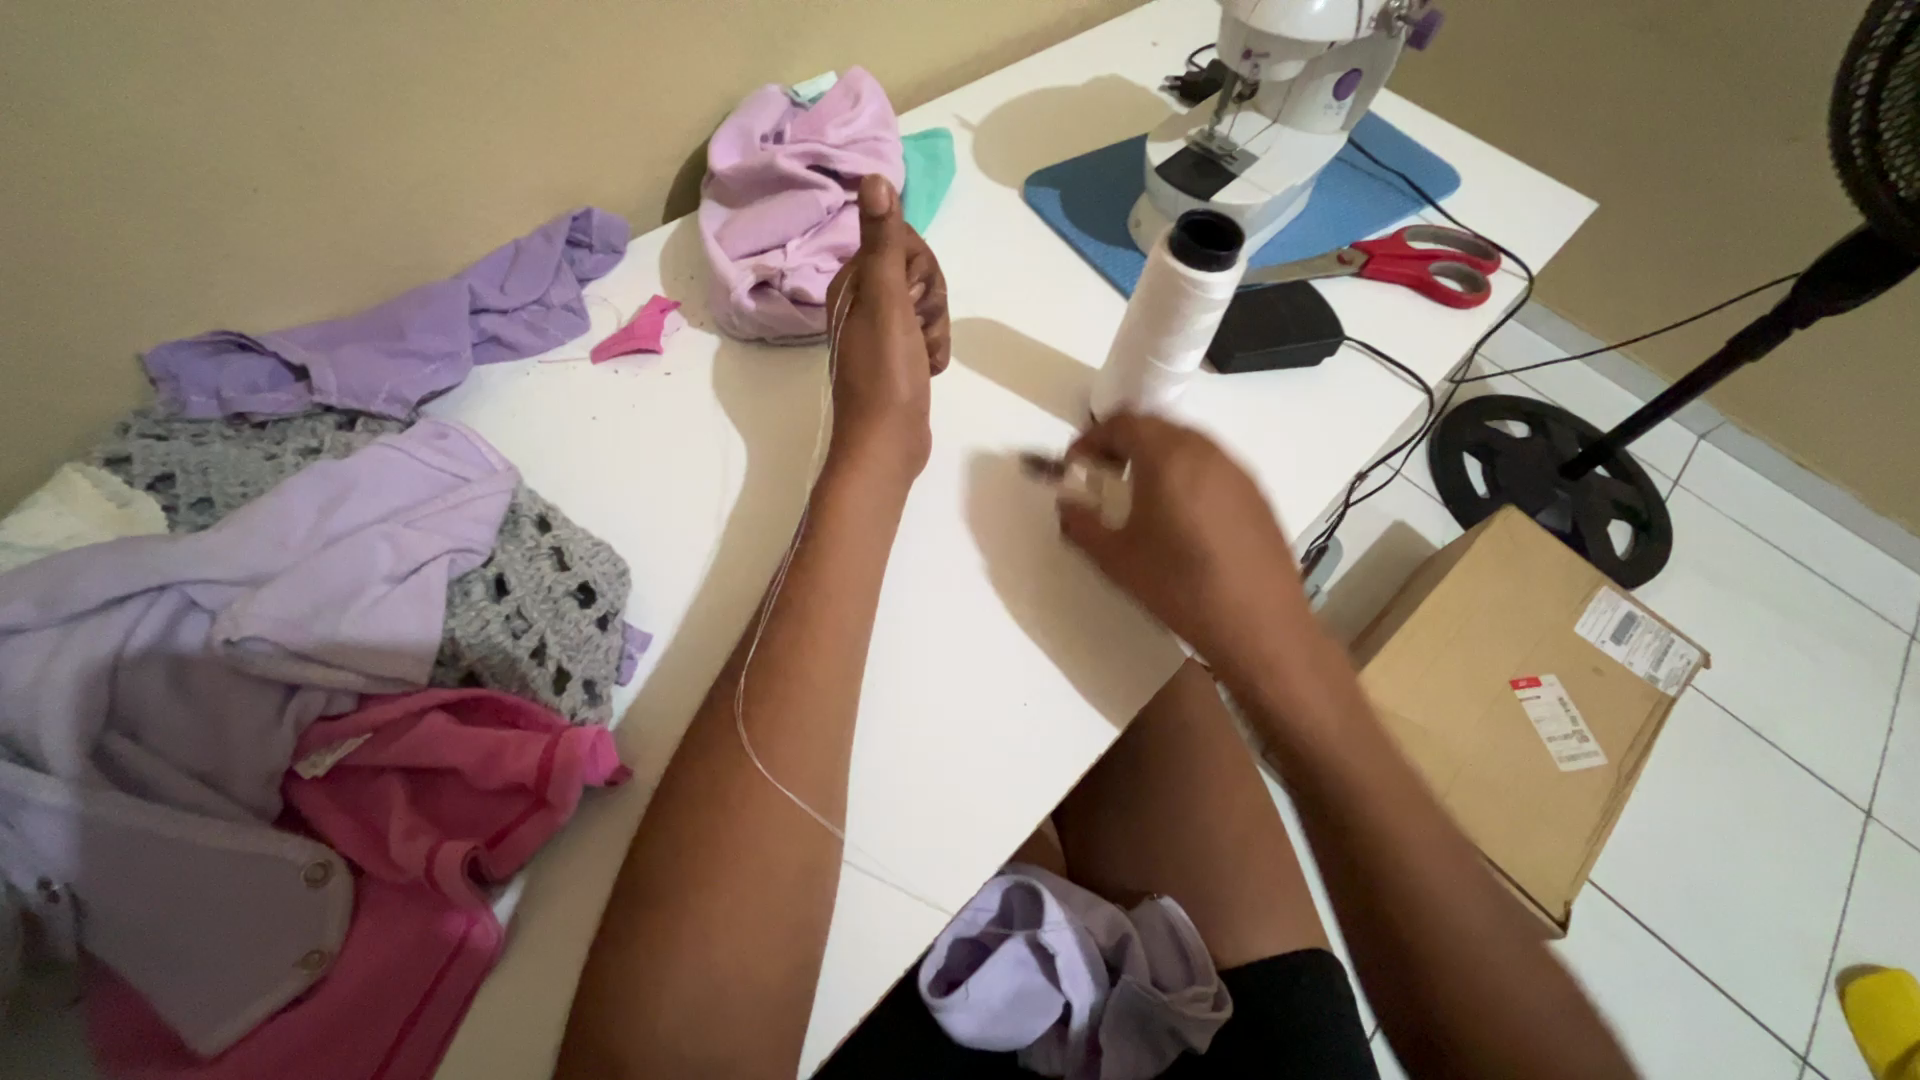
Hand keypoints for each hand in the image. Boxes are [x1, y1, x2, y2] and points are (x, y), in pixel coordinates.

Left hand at [822, 175, 950, 489]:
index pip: (902, 243)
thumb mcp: (886, 302)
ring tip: (921, 356)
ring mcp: (883, 330)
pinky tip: (927, 370)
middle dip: (930, 301)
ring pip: (929, 305)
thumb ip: (882, 242)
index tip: (910, 298)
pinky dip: (935, 350)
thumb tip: (874, 177)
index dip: (918, 269)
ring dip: (936, 329)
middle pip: (919, 273)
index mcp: (854, 281)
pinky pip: (930, 334)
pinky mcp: (900, 356)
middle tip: (916, 330)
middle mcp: (865, 300)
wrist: (887, 443)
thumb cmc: (885, 374)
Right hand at [1057, 413, 1315, 672]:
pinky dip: (1186, 475)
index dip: (1092, 438)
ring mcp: (1237, 470)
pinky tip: (1180, 516)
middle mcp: (1205, 451)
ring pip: (1187, 444)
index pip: (1123, 423)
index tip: (1076, 465)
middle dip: (1123, 444)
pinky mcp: (1257, 493)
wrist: (1258, 623)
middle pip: (1157, 427)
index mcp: (1167, 457)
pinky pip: (1212, 467)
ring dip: (1156, 457)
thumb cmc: (1178, 587)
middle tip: (1103, 476)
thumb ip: (1081, 525)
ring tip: (1139, 495)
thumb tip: (1066, 505)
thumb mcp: (1115, 560)